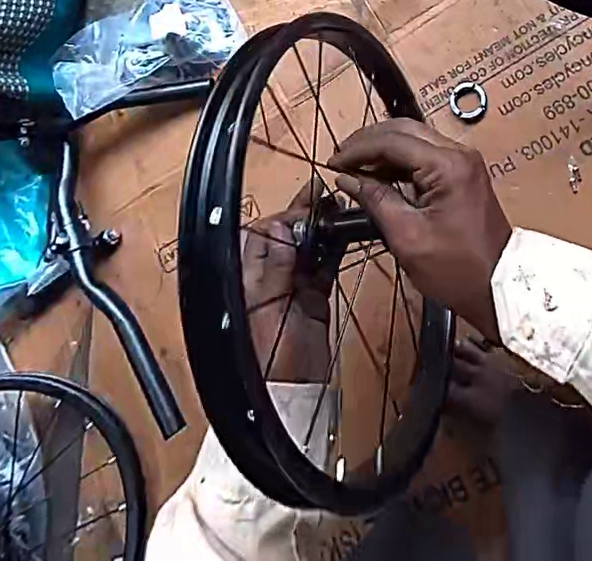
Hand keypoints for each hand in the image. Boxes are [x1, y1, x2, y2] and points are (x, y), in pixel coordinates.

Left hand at [243, 185, 335, 383]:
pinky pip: (322, 267)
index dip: (287, 216)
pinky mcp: (312, 298)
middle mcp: (268, 277)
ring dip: (321, 230)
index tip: (306, 205)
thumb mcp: (269, 306)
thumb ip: (277, 266)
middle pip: (287, 236)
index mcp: (248, 275)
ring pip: (307, 248)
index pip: (266, 233)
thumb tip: (284, 227)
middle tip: (324, 196)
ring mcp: (291, 286)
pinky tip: (343, 236)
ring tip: (336, 209)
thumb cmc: (271, 357)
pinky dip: (332, 252)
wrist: (293, 395)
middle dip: (305, 216)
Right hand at [329, 120, 511, 340]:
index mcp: (448, 166)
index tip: (333, 163)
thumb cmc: (457, 269)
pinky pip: (423, 153)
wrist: (501, 289)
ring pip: (412, 137)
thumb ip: (375, 200)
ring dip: (381, 148)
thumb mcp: (407, 237)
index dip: (358, 149)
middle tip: (340, 158)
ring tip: (354, 166)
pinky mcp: (462, 172)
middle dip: (367, 141)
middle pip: (403, 129)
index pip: (392, 141)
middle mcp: (458, 154)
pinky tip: (377, 174)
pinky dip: (397, 160)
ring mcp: (463, 161)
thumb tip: (347, 179)